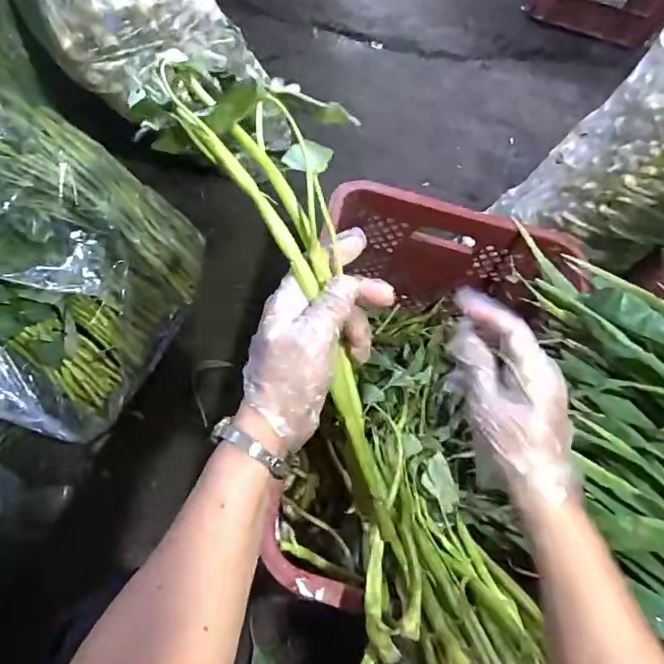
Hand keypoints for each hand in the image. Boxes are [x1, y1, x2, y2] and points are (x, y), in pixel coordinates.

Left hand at [239, 228, 395, 452]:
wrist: (275, 424)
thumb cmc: (291, 379)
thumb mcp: (314, 337)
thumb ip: (331, 304)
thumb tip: (347, 280)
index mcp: (287, 302)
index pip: (312, 265)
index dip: (336, 251)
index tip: (362, 239)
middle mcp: (293, 312)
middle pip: (331, 289)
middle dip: (358, 295)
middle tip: (388, 299)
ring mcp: (302, 333)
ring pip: (339, 314)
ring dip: (356, 328)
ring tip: (361, 352)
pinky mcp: (311, 353)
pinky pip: (336, 336)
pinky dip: (350, 343)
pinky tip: (356, 359)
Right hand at [451, 288, 575, 507]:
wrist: (542, 489)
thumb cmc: (514, 447)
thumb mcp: (487, 404)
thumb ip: (476, 364)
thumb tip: (464, 332)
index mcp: (537, 369)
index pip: (512, 327)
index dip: (485, 310)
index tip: (458, 298)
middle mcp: (544, 372)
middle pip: (512, 339)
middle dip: (481, 327)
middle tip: (452, 319)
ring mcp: (541, 389)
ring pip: (509, 357)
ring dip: (481, 350)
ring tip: (452, 350)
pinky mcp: (535, 404)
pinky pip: (509, 374)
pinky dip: (486, 370)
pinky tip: (463, 379)